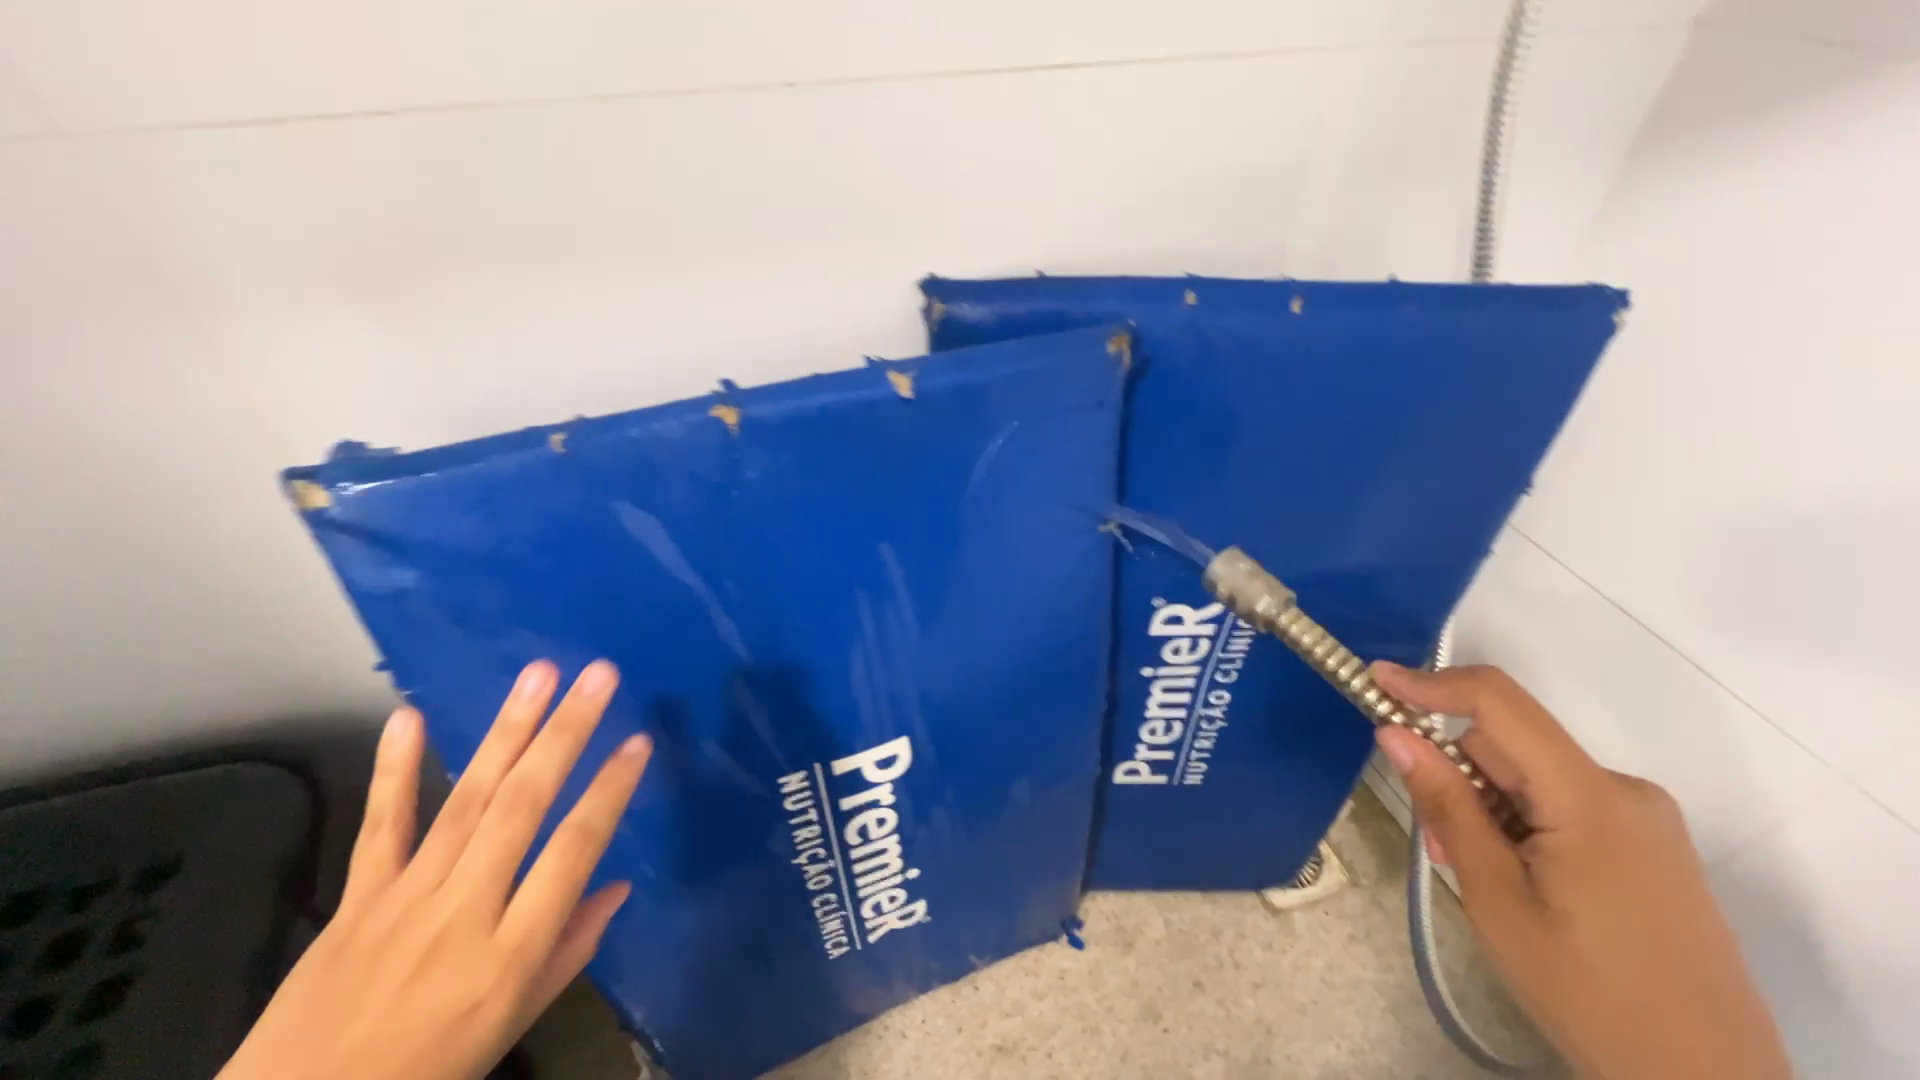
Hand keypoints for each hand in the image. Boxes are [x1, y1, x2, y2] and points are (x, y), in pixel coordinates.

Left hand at [220, 660, 651, 1079]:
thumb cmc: (431, 1070)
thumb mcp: (516, 1022)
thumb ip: (569, 950)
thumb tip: (617, 886)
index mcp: (511, 952)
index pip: (573, 852)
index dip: (610, 792)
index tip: (639, 742)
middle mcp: (463, 912)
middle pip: (521, 807)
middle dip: (564, 735)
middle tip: (598, 677)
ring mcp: (404, 899)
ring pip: (464, 801)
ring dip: (506, 732)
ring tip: (538, 676)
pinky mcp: (356, 899)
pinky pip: (380, 829)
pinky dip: (395, 771)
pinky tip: (410, 717)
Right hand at [1371, 661, 1789, 1079]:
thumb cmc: (1587, 991)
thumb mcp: (1495, 899)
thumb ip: (1446, 807)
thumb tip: (1395, 733)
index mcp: (1591, 797)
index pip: (1500, 704)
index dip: (1431, 683)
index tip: (1374, 680)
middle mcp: (1626, 790)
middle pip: (1513, 749)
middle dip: (1460, 779)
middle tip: (1438, 848)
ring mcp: (1645, 819)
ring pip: (1533, 781)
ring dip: (1490, 810)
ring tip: (1486, 884)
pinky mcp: (1650, 846)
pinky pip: (1564, 807)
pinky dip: (1523, 827)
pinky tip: (1524, 886)